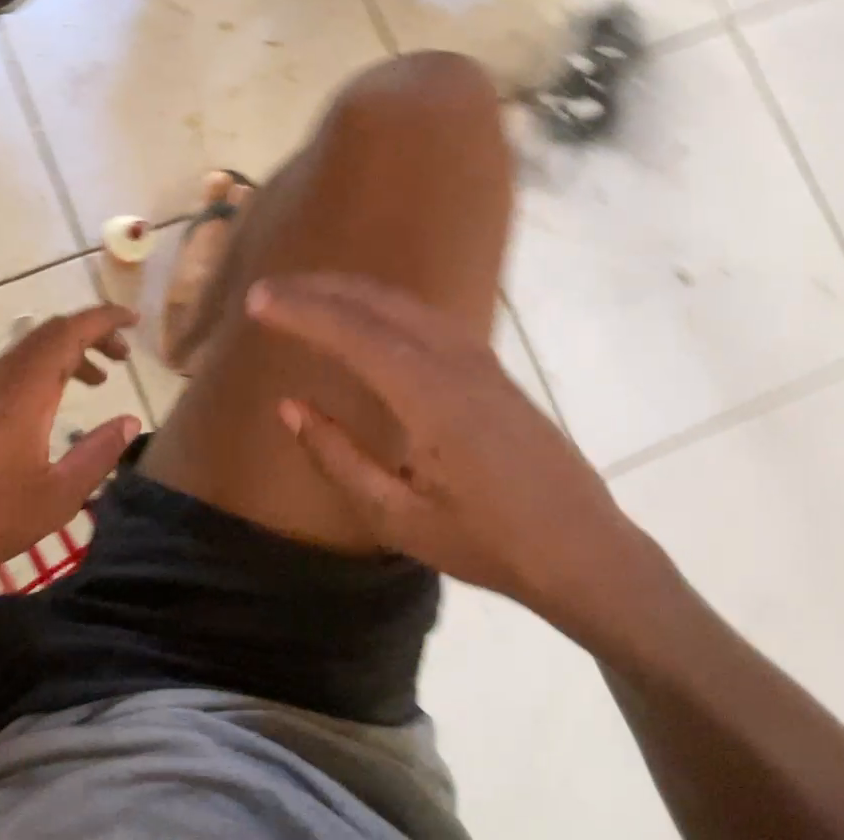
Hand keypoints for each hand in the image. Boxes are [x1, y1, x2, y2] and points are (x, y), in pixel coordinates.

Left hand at [0, 305, 142, 602]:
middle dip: (88, 334)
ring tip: (96, 381)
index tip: (133, 319)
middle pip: (45, 335)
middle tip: (122, 355)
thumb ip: (98, 452)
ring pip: (23, 353)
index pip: (67, 334)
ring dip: (62, 355)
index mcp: (22, 394)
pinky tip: (48, 407)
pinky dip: (37, 372)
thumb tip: (129, 420)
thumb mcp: (59, 495)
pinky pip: (4, 372)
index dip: (103, 319)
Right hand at [247, 274, 661, 620]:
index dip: (302, 312)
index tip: (256, 302)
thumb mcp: (396, 516)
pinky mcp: (493, 370)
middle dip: (319, 290)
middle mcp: (458, 364)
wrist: (587, 553)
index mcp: (432, 398)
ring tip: (304, 293)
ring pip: (407, 303)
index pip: (355, 334)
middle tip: (267, 291)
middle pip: (380, 304)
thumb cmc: (487, 544)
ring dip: (350, 291)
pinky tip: (365, 315)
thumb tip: (289, 406)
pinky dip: (383, 304)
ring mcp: (482, 362)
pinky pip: (427, 316)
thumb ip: (337, 457)